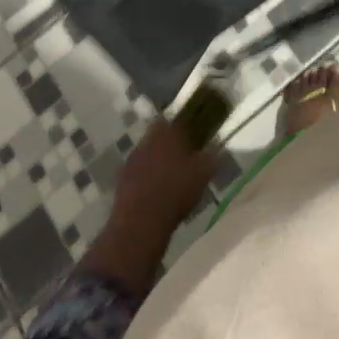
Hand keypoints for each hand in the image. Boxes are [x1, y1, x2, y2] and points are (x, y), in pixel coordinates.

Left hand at [112, 117, 218, 234]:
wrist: (142, 219)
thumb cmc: (177, 191)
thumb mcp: (203, 174)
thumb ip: (211, 156)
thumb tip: (216, 146)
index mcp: (168, 133)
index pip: (177, 119)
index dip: (186, 126)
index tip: (193, 135)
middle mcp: (148, 139)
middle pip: (159, 134)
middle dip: (169, 143)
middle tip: (182, 156)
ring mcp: (132, 157)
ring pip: (147, 151)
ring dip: (155, 159)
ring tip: (168, 176)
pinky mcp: (121, 176)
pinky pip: (137, 170)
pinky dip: (144, 175)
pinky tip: (153, 189)